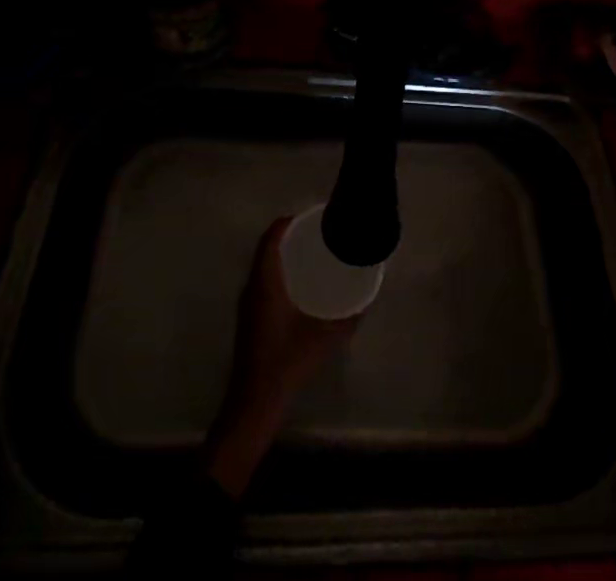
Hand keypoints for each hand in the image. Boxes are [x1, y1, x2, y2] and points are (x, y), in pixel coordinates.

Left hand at [204, 216, 359, 496]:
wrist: (255, 399)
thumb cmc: (287, 362)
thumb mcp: (324, 338)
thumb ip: (348, 319)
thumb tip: (367, 300)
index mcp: (265, 285)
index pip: (270, 241)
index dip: (285, 224)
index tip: (307, 216)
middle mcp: (252, 288)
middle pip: (264, 250)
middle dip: (286, 236)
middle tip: (314, 232)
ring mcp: (247, 304)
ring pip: (261, 267)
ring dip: (280, 255)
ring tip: (308, 252)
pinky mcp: (249, 317)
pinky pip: (261, 281)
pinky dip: (276, 272)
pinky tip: (297, 284)